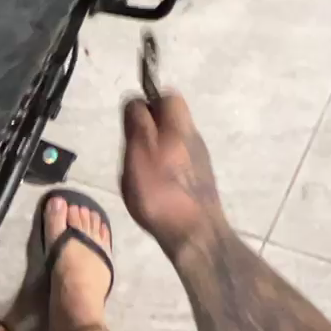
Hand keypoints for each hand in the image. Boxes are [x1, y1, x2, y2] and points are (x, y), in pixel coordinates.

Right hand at [120, 91, 227, 259]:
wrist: (194, 234)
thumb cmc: (160, 192)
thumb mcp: (139, 152)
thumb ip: (137, 122)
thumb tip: (135, 100)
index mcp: (180, 126)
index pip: (167, 96)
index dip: (147, 101)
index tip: (130, 120)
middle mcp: (194, 138)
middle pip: (170, 118)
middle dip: (148, 127)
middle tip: (130, 149)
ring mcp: (200, 160)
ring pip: (173, 141)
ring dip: (154, 148)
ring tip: (138, 170)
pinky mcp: (199, 180)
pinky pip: (177, 161)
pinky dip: (162, 166)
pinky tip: (153, 186)